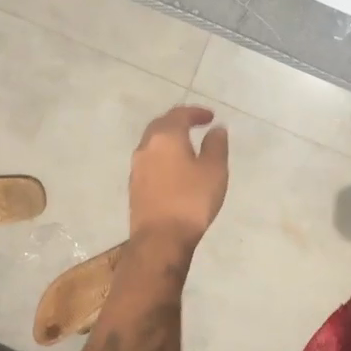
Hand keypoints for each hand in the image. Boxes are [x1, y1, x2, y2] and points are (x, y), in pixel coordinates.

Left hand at [129, 106, 229, 253]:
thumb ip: (216, 145)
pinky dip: (163, 155)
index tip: (210, 117)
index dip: (195, 112)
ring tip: (186, 145)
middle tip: (195, 125)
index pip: (179, 114)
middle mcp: (146, 147)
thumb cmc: (192, 200)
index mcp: (166, 137)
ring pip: (152, 143)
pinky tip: (174, 167)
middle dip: (178, 121)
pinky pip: (150, 160)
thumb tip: (216, 129)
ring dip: (169, 139)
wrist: (160, 238)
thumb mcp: (214, 170)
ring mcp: (137, 167)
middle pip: (161, 125)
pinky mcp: (134, 185)